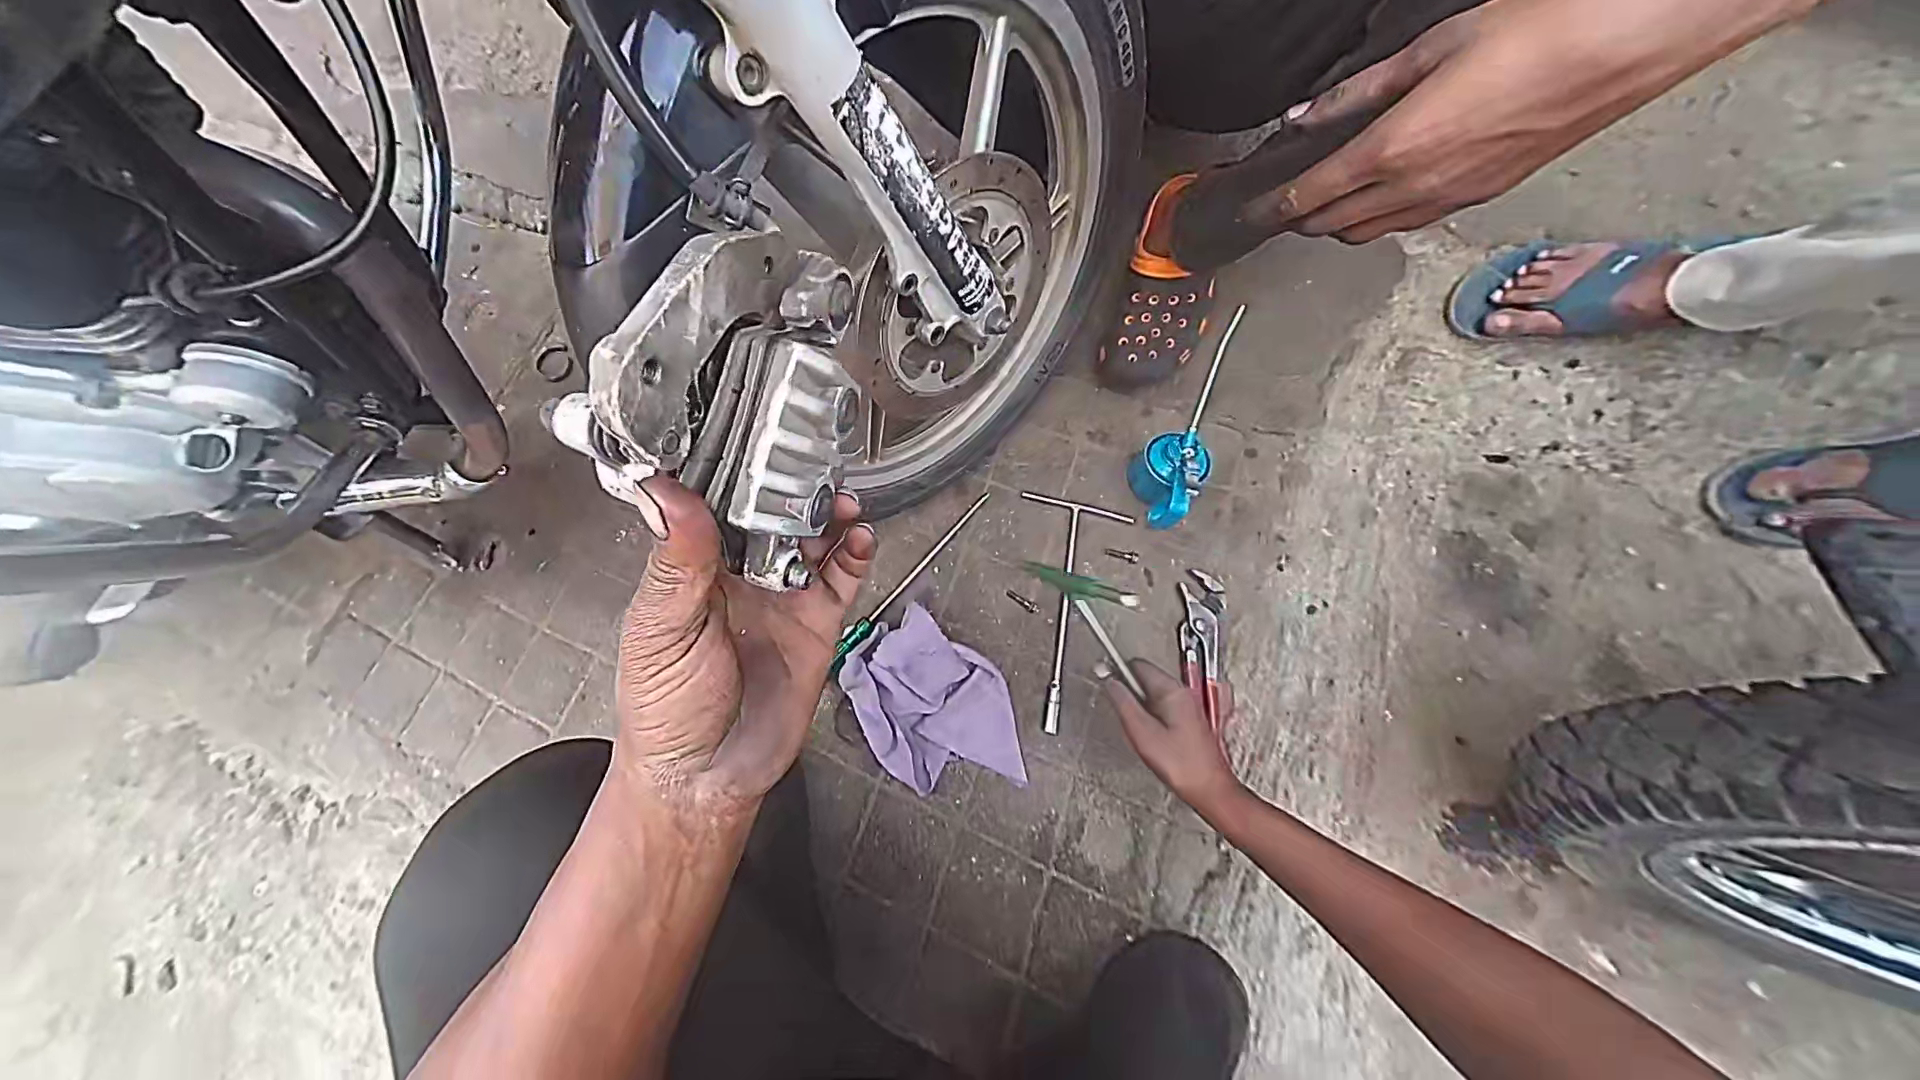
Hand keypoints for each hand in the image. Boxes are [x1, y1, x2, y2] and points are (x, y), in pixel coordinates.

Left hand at [613, 476, 875, 817]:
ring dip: (830, 517)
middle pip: (774, 517)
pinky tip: (859, 539)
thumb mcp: (661, 632)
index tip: (754, 447)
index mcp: (693, 570)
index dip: (738, 476)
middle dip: (794, 491)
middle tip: (808, 471)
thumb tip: (669, 496)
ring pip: (814, 542)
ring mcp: (782, 599)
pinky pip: (841, 581)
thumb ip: (676, 564)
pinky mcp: (815, 624)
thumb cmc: (666, 710)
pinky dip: (854, 556)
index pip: (717, 507)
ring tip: (841, 502)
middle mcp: (740, 578)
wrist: (707, 776)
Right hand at [1103, 660, 1241, 811]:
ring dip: (1138, 708)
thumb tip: (1110, 681)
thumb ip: (1123, 702)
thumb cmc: (1181, 765)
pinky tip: (1150, 739)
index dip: (1117, 672)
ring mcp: (1186, 706)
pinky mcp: (1186, 720)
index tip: (1106, 683)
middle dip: (1128, 694)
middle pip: (1144, 679)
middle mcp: (1182, 693)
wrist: (1208, 789)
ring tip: (1139, 732)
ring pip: (1150, 695)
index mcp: (1172, 690)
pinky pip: (1159, 709)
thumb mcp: (1141, 732)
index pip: (1137, 665)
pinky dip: (1148, 719)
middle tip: (1124, 717)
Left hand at [1250, 0, 1816, 243]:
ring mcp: (1446, 201)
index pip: (1307, 198)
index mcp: (1393, 151)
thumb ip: (1359, 92)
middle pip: (1329, 226)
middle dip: (1299, 218)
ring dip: (1336, 223)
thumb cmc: (1546, 25)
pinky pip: (1406, 226)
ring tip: (1328, 199)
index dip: (1272, 207)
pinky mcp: (1477, 199)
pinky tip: (1382, 195)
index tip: (1251, 210)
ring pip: (1364, 234)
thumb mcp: (1436, 46)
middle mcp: (1413, 189)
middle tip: (1285, 201)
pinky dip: (1378, 220)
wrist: (1644, 33)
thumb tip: (1305, 118)